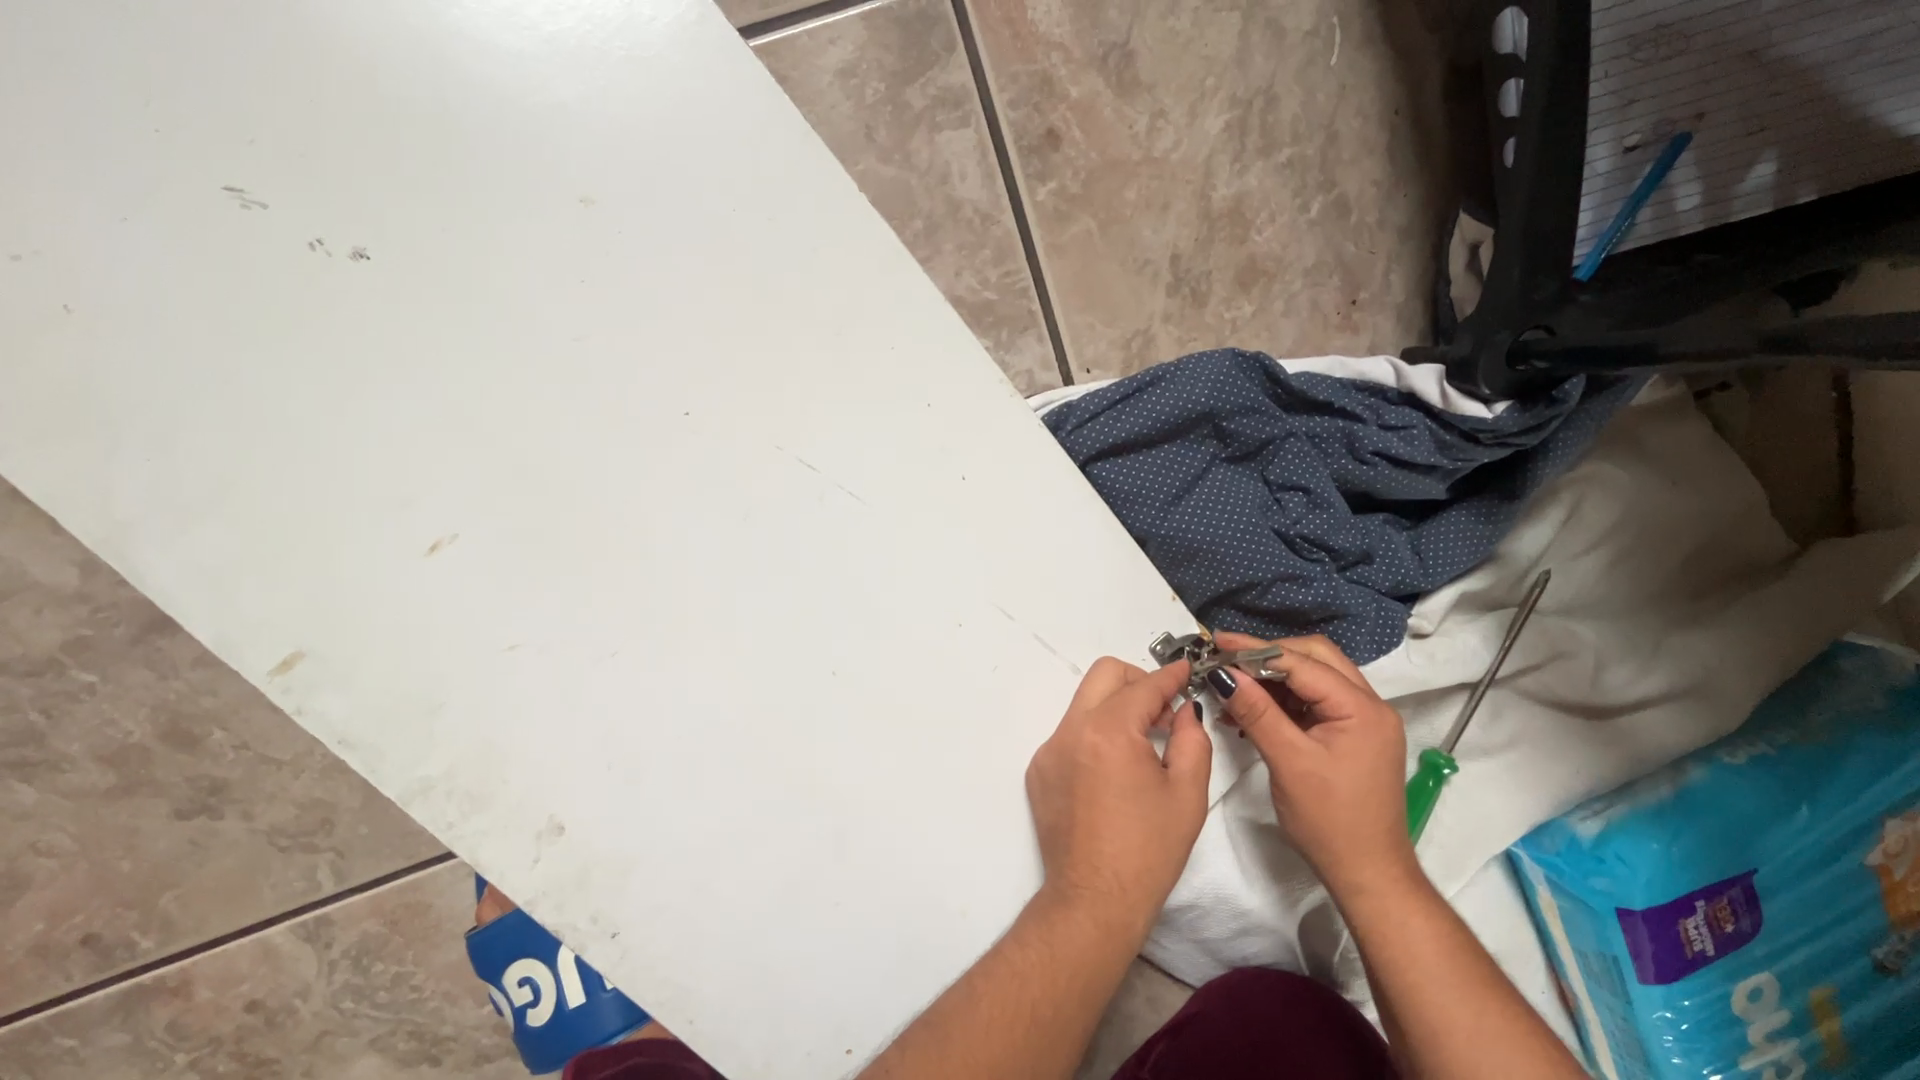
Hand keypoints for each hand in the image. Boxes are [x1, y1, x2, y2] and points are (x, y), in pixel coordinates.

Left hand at [1025, 657, 1210, 930]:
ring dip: (1116, 708)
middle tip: (1165, 710)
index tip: (1188, 671)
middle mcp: (1070, 730)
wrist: (1094, 900)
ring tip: (1144, 743)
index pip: (1143, 685)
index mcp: (1108, 731)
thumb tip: (1183, 710)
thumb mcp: (1187, 793)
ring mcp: (1048, 750)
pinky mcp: (1039, 771)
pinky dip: (1096, 735)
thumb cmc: (1149, 851)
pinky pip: (1070, 734)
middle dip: (1138, 681)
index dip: (1171, 676)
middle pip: (1104, 675)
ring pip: (1085, 704)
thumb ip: (1191, 739)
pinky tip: (1116, 771)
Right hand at [1211, 633, 1418, 895]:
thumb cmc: (1329, 821)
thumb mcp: (1288, 762)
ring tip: (1233, 687)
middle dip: (1268, 656)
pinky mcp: (1352, 737)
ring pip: (1314, 679)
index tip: (1217, 644)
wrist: (1367, 873)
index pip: (1302, 662)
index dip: (1256, 651)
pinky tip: (1252, 712)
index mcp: (1361, 709)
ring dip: (1274, 679)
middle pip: (1314, 659)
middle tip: (1226, 661)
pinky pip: (1315, 703)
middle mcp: (1369, 706)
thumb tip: (1224, 674)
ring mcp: (1363, 722)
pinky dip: (1284, 702)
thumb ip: (1257, 712)